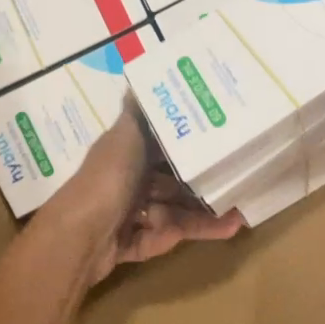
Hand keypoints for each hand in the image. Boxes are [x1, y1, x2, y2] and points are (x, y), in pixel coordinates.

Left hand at [41, 108, 243, 284]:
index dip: (188, 142)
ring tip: (243, 208)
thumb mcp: (124, 136)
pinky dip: (199, 232)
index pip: (162, 146)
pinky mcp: (139, 244)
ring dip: (208, 210)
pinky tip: (230, 228)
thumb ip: (136, 114)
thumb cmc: (108, 177)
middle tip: (240, 176)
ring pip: (178, 210)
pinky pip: (173, 235)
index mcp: (127, 154)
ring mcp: (133, 215)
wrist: (80, 235)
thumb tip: (137, 79)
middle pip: (174, 181)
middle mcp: (129, 182)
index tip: (220, 135)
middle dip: (204, 181)